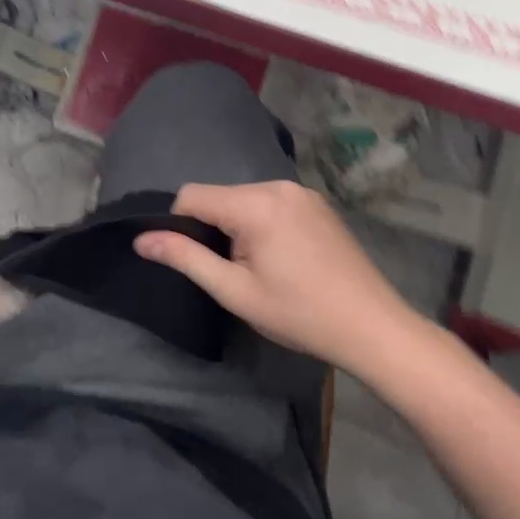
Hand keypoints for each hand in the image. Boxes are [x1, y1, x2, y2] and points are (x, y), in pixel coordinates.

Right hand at [134, 181, 423, 370]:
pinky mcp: (319, 206)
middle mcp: (278, 187)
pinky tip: (282, 260)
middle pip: (219, 197)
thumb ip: (185, 258)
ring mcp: (303, 194)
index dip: (181, 227)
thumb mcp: (235, 291)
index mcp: (255, 204)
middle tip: (233, 273)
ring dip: (237, 227)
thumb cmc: (301, 314)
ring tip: (258, 269)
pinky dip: (262, 224)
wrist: (378, 331)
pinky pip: (270, 204)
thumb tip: (141, 240)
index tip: (199, 262)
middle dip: (213, 229)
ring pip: (244, 200)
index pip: (191, 196)